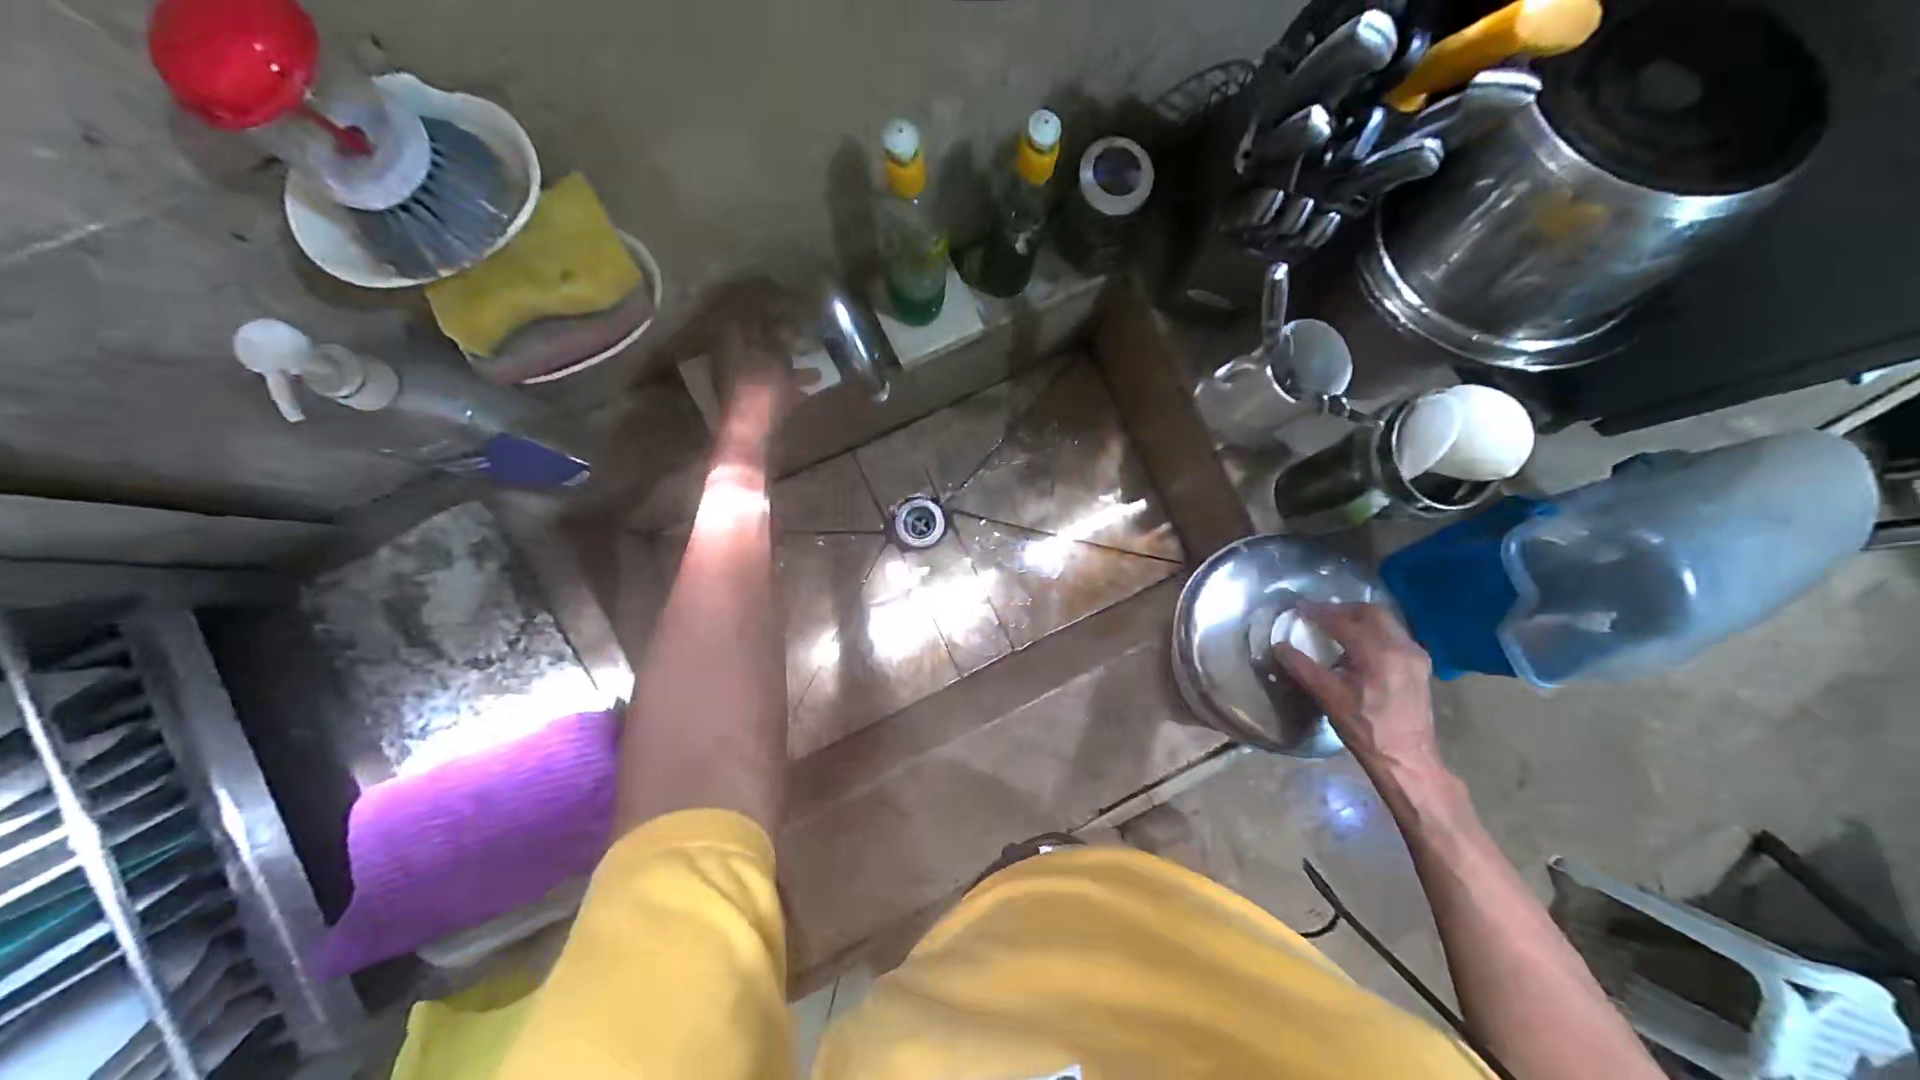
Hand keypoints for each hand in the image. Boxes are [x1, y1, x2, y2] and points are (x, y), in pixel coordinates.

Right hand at [1273, 601, 1441, 776]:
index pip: (1343, 621)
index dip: (1319, 612)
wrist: (1406, 758)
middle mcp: (1401, 646)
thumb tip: (1279, 646)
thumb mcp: (1327, 696)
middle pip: (1371, 612)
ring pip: (1386, 622)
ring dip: (1359, 618)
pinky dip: (1374, 631)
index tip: (1299, 608)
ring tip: (1336, 626)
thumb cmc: (1364, 727)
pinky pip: (1394, 635)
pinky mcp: (1420, 666)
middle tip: (1319, 614)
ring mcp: (1415, 655)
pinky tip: (1359, 645)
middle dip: (1342, 609)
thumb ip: (1301, 667)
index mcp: (1378, 652)